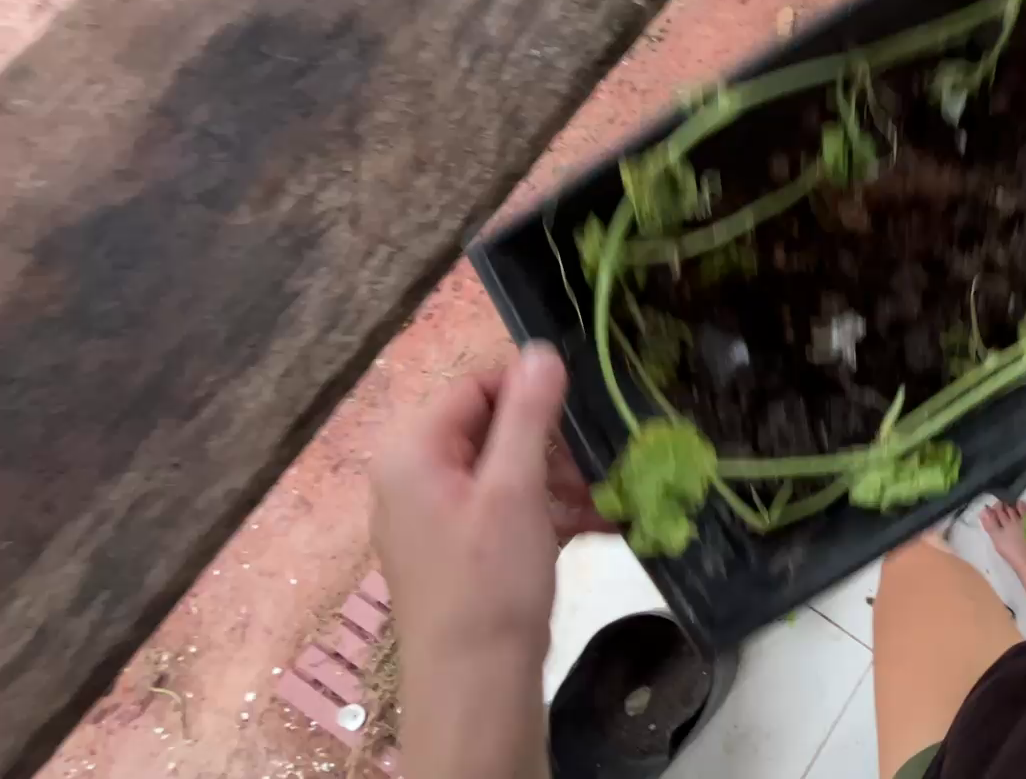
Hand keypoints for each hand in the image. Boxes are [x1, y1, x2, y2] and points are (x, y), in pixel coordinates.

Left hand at [372, 342, 588, 778]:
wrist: (478, 682)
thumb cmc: (490, 578)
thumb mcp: (515, 487)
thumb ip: (528, 414)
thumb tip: (542, 348)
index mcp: (414, 452)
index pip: (476, 385)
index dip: (531, 392)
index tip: (580, 412)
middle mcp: (419, 475)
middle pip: (498, 426)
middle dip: (554, 443)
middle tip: (596, 463)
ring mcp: (443, 511)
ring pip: (513, 465)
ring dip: (563, 478)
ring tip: (605, 498)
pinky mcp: (467, 542)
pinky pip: (514, 502)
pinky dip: (553, 508)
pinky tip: (599, 522)